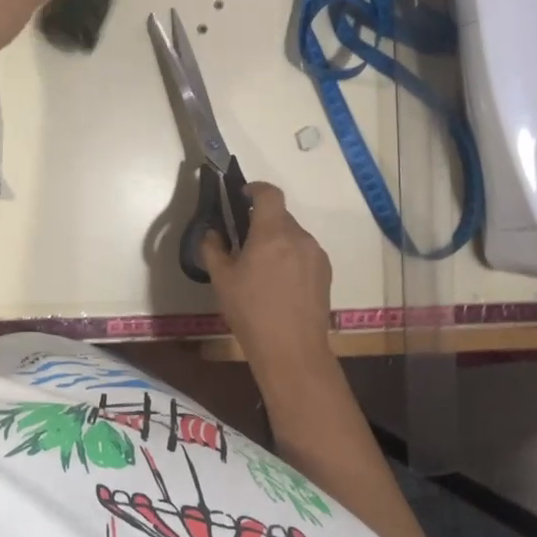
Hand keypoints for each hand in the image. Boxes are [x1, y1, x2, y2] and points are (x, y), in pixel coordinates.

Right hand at [202, 182, 333, 364]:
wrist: (291, 348)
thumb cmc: (251, 311)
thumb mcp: (221, 280)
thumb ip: (213, 249)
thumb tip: (212, 233)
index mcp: (272, 233)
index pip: (269, 194)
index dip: (255, 188)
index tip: (242, 195)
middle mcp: (299, 237)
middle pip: (280, 216)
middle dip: (261, 222)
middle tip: (242, 243)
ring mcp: (316, 255)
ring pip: (293, 236)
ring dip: (276, 242)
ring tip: (260, 269)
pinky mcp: (325, 273)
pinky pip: (304, 253)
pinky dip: (289, 258)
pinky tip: (278, 284)